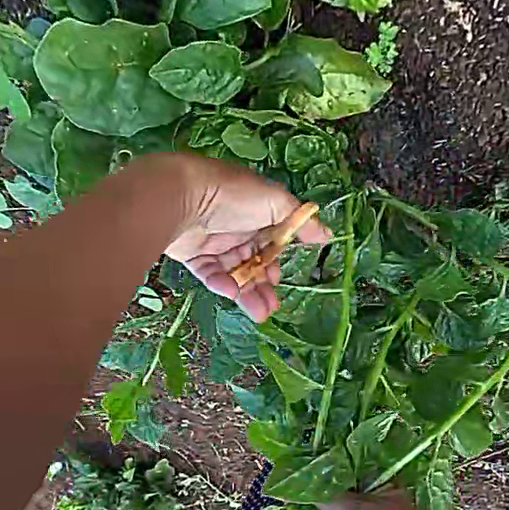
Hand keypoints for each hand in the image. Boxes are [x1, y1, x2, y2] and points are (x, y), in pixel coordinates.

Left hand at [160, 154, 332, 321]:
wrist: (180, 197)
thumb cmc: (234, 195)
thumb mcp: (276, 202)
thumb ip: (301, 222)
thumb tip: (328, 235)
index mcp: (259, 213)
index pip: (274, 243)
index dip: (279, 262)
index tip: (283, 279)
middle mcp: (239, 228)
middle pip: (256, 263)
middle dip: (265, 286)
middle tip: (272, 306)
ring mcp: (215, 242)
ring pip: (237, 273)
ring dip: (249, 293)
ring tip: (260, 314)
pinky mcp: (194, 255)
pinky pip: (211, 274)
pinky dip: (222, 284)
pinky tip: (231, 292)